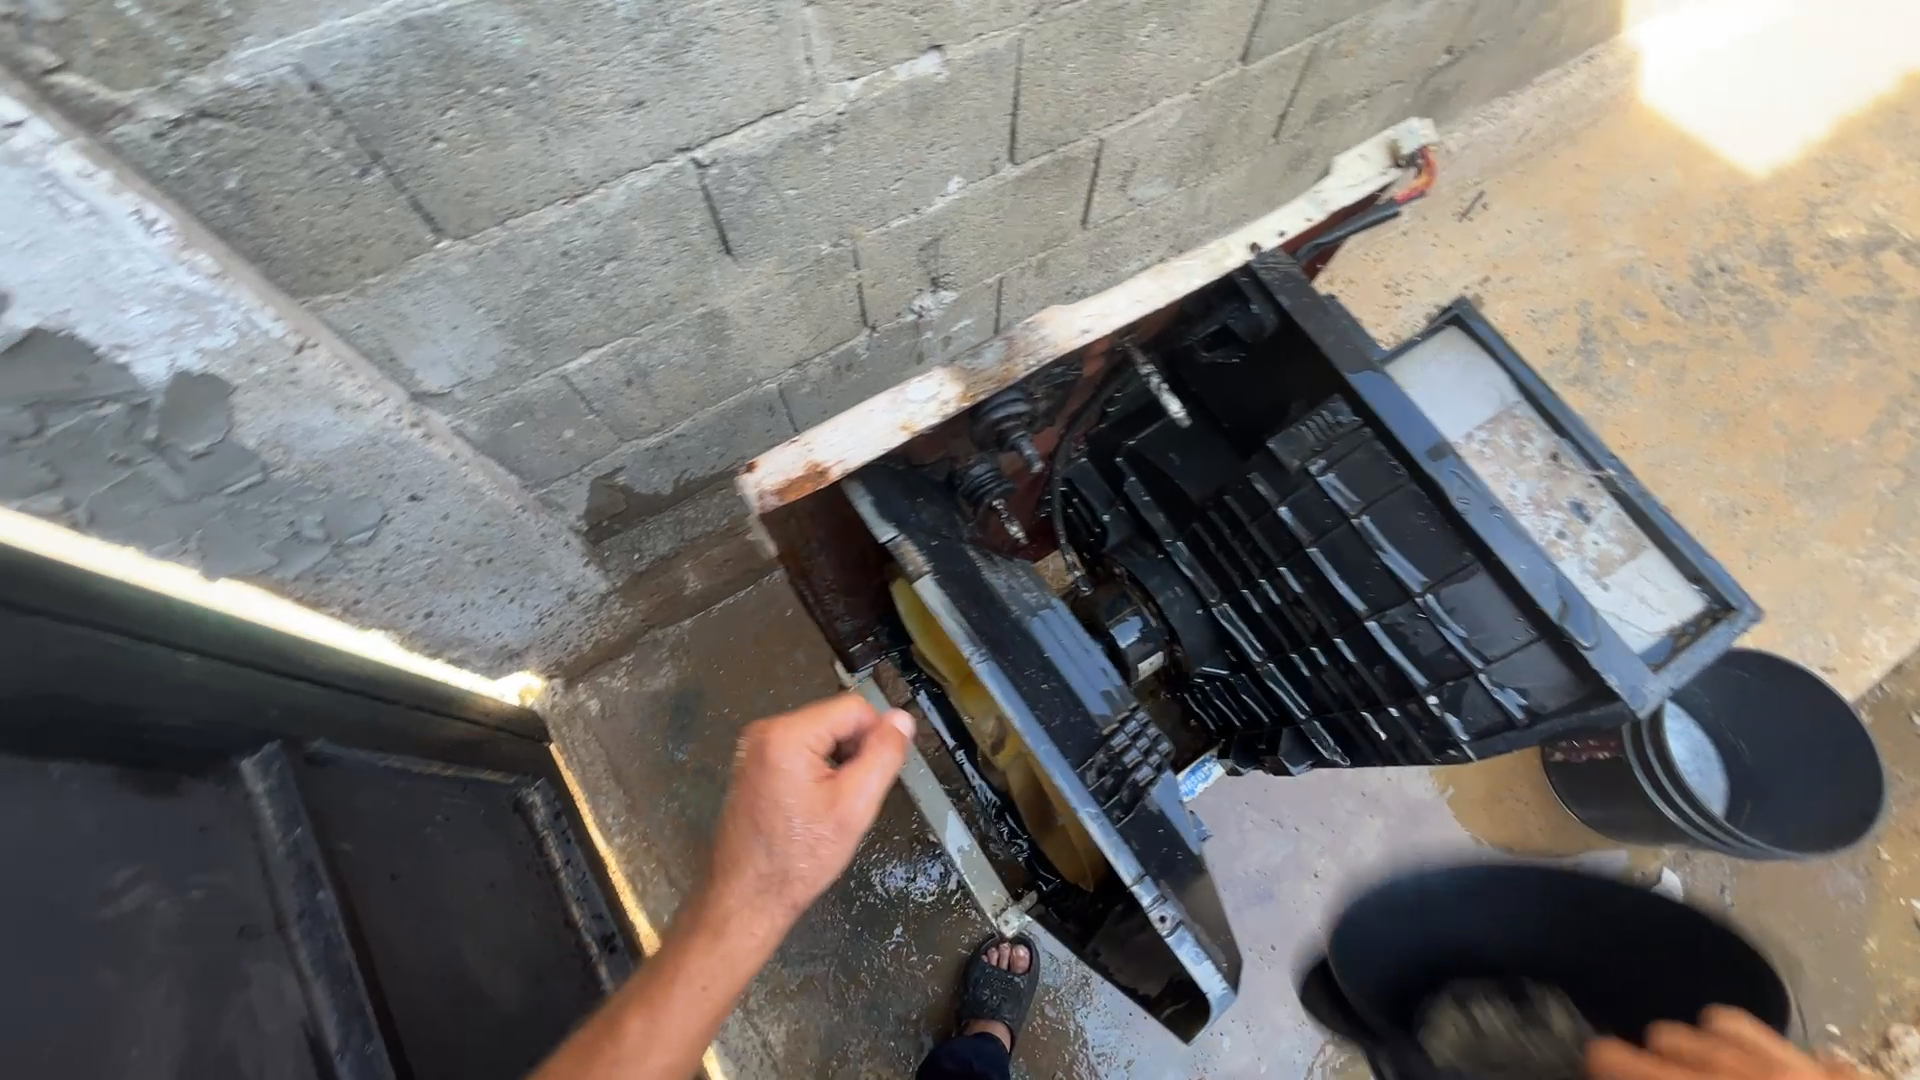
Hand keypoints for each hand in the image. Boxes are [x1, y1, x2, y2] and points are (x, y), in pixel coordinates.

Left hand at [705, 693, 915, 927]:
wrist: (746, 900)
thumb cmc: (800, 858)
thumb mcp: (855, 806)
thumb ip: (883, 755)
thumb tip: (902, 719)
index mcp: (787, 734)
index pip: (854, 708)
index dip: (876, 737)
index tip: (875, 776)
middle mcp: (766, 730)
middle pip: (835, 719)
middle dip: (855, 750)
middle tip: (855, 795)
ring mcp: (755, 747)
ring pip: (821, 735)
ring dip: (838, 761)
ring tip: (835, 803)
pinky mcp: (753, 763)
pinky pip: (801, 749)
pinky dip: (818, 769)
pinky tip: (816, 804)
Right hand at [1588, 1007, 1866, 1079]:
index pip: (1609, 1056)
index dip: (1604, 1071)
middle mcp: (1735, 1070)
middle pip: (1664, 1034)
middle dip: (1662, 1064)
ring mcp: (1800, 1068)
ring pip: (1723, 1024)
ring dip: (1718, 1052)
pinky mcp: (1854, 1078)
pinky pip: (1813, 1054)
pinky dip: (1800, 1069)